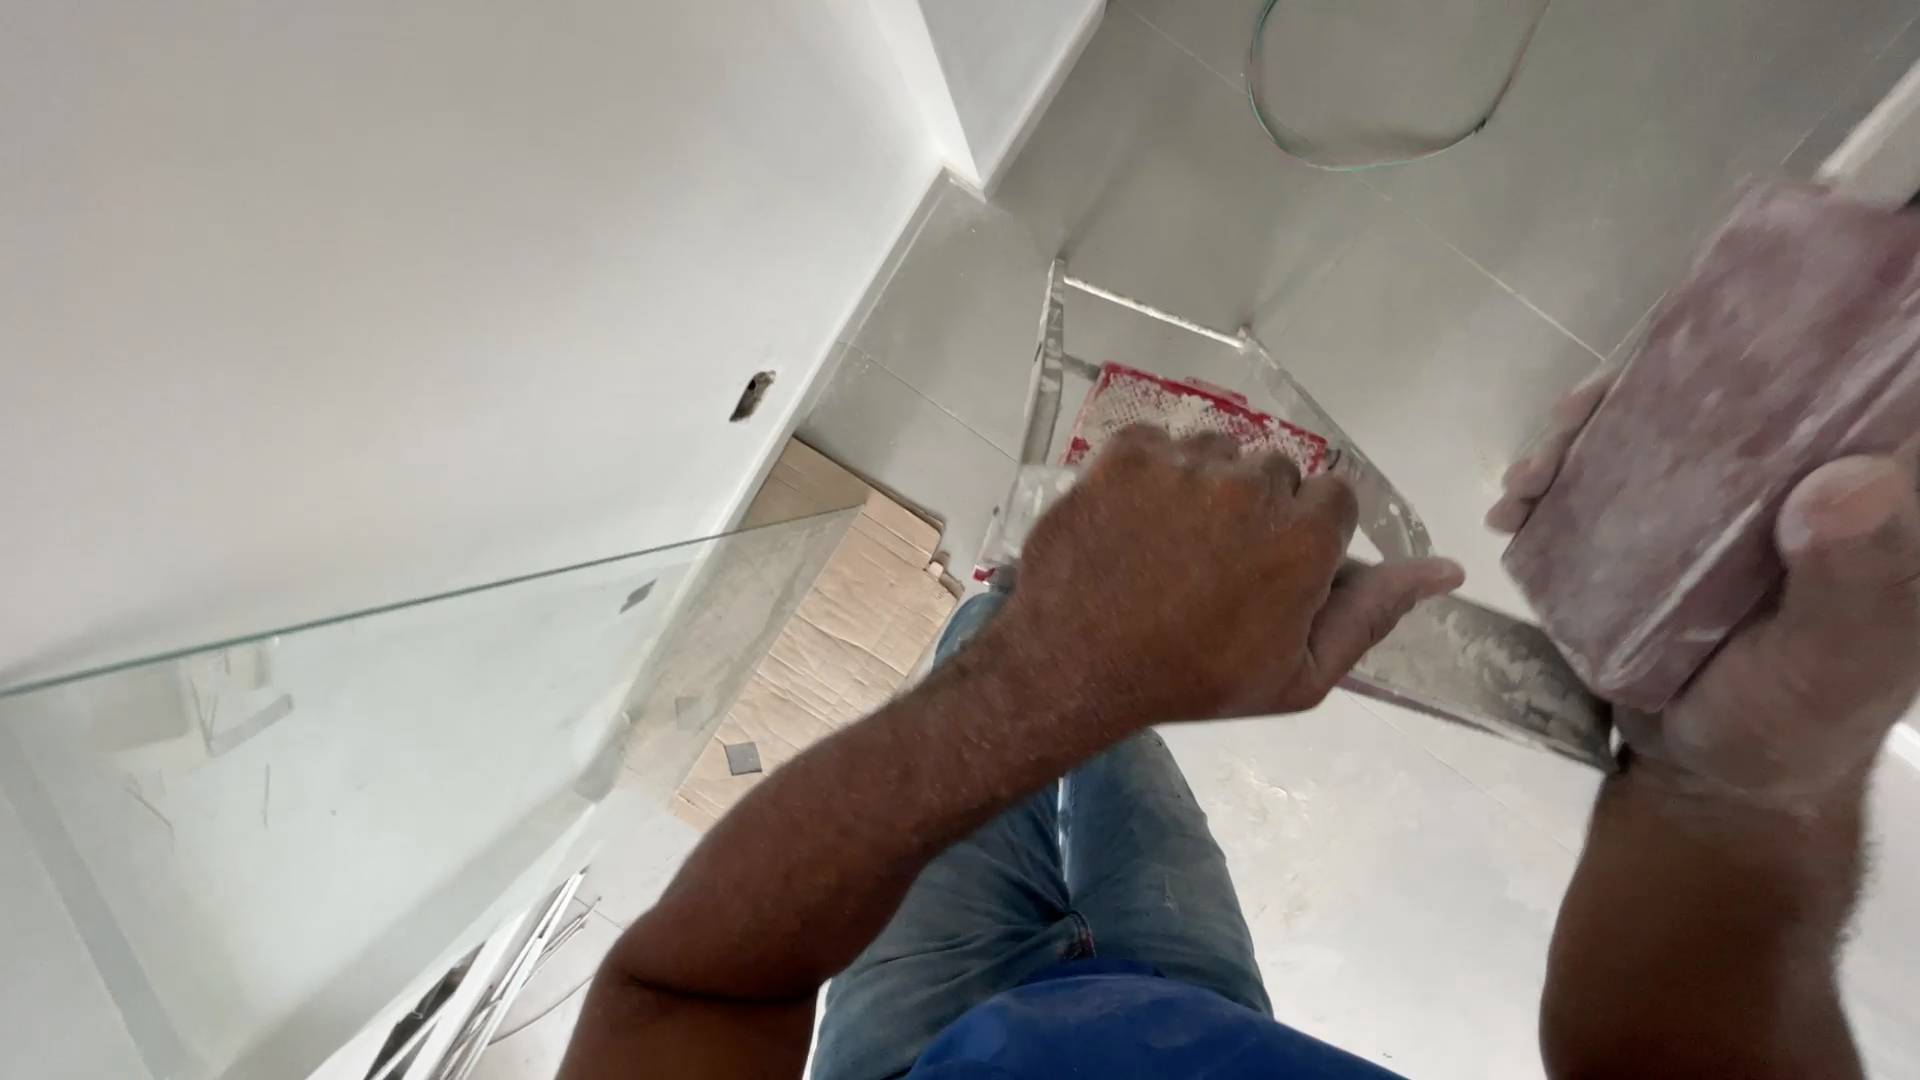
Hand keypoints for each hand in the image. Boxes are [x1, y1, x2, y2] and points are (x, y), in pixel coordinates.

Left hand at [993, 426, 1464, 728]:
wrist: (1074, 662)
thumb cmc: (1191, 679)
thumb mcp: (1298, 673)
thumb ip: (1373, 614)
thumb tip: (1446, 569)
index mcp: (1304, 534)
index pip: (1333, 499)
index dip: (1301, 535)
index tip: (1267, 568)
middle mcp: (1250, 482)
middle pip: (1274, 472)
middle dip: (1255, 509)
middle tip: (1209, 560)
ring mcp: (1182, 462)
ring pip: (1215, 452)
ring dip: (1202, 485)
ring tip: (1165, 540)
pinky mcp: (1125, 452)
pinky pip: (1157, 443)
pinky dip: (1151, 471)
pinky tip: (1132, 518)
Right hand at [1491, 371, 1919, 803]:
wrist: (1706, 772)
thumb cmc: (1792, 720)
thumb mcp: (1839, 660)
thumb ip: (1856, 581)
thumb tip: (1849, 476)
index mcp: (1845, 504)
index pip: (1814, 400)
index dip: (1760, 358)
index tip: (1689, 352)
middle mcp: (1764, 496)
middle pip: (1695, 414)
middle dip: (1620, 403)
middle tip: (1569, 415)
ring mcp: (1687, 523)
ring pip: (1626, 452)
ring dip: (1565, 450)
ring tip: (1521, 480)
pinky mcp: (1626, 551)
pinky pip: (1578, 505)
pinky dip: (1535, 500)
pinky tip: (1507, 514)